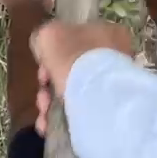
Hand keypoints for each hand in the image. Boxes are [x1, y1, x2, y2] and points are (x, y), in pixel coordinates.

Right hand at [29, 20, 134, 134]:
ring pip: (73, 92)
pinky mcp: (110, 113)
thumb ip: (44, 37)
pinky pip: (79, 112)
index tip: (42, 63)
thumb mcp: (49, 34)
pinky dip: (60, 118)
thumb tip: (43, 47)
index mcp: (107, 32)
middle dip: (49, 82)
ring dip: (51, 102)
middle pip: (71, 67)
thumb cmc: (73, 57)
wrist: (96, 98)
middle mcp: (114, 57)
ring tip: (44, 113)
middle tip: (42, 92)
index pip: (75, 37)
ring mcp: (114, 86)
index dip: (53, 51)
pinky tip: (48, 125)